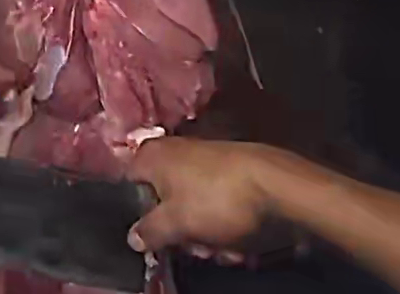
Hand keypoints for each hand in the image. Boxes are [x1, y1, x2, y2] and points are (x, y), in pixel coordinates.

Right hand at [127, 138, 281, 260]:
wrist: (269, 182)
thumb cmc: (213, 198)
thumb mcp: (177, 223)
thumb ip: (150, 231)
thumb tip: (131, 238)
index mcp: (148, 156)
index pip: (129, 184)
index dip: (140, 213)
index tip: (157, 236)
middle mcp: (167, 151)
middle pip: (161, 198)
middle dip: (179, 229)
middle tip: (197, 248)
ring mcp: (194, 157)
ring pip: (188, 203)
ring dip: (202, 230)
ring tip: (223, 247)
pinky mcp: (218, 168)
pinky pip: (208, 197)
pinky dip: (217, 217)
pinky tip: (235, 236)